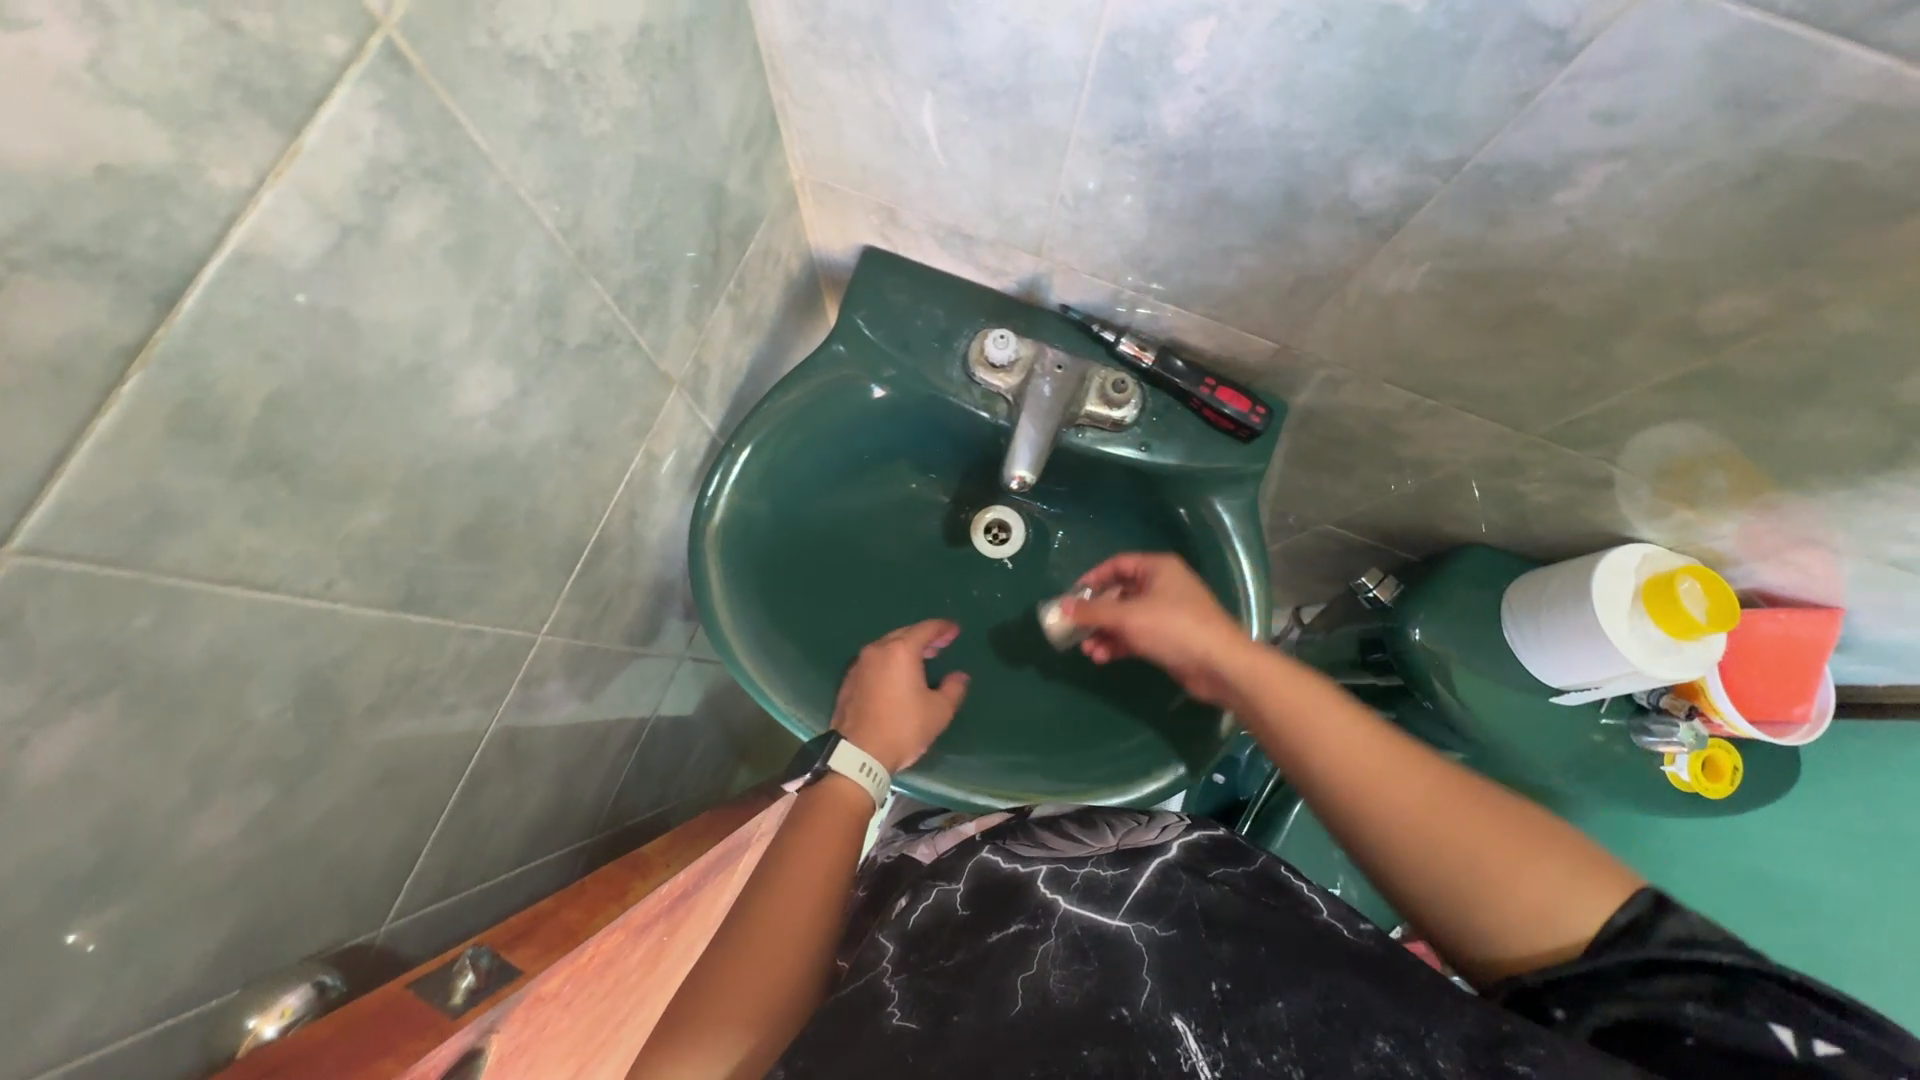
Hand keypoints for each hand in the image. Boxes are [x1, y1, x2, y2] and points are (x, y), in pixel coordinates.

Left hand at [832, 619, 969, 772]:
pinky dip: (890, 661)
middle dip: (924, 637)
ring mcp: (859, 665)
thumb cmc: (903, 729)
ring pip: (887, 647)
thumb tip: (960, 676)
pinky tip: (898, 675)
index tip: (955, 630)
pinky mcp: (849, 680)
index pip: (926, 629)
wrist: (858, 755)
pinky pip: (875, 661)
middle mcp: (877, 650)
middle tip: (941, 644)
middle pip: (904, 634)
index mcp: (901, 651)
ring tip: (923, 658)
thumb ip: (954, 688)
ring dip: (906, 649)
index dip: (943, 628)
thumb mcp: (939, 711)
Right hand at [1063, 553, 1251, 705]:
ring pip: (1126, 618)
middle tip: (1074, 629)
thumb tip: (1061, 606)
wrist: (1220, 665)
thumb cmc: (1173, 628)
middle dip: (1096, 614)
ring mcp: (1166, 613)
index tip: (1071, 597)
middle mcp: (1162, 586)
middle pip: (1119, 594)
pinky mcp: (1169, 638)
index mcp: (1157, 568)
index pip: (1117, 564)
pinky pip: (1136, 636)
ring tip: (1088, 651)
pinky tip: (1102, 658)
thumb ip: (1092, 611)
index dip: (1092, 578)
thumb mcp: (1127, 616)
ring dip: (1105, 633)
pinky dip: (1119, 644)